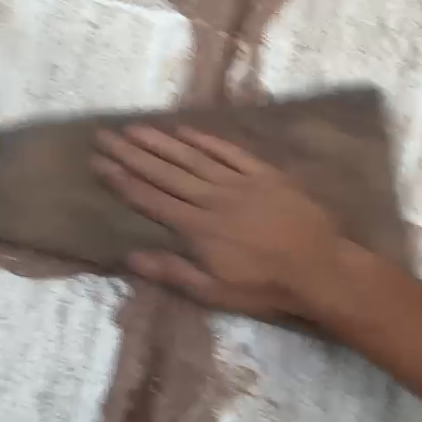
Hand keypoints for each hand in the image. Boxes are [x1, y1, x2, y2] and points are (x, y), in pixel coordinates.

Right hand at [92, 125, 366, 320]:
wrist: (320, 267)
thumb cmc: (267, 287)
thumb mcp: (216, 293)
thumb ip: (173, 273)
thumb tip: (130, 257)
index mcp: (198, 229)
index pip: (152, 200)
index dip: (123, 182)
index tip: (100, 164)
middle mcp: (213, 199)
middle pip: (165, 172)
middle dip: (132, 154)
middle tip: (105, 136)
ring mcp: (240, 183)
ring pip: (193, 157)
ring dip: (161, 142)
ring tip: (135, 128)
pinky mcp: (265, 174)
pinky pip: (230, 152)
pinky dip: (206, 140)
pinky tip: (185, 131)